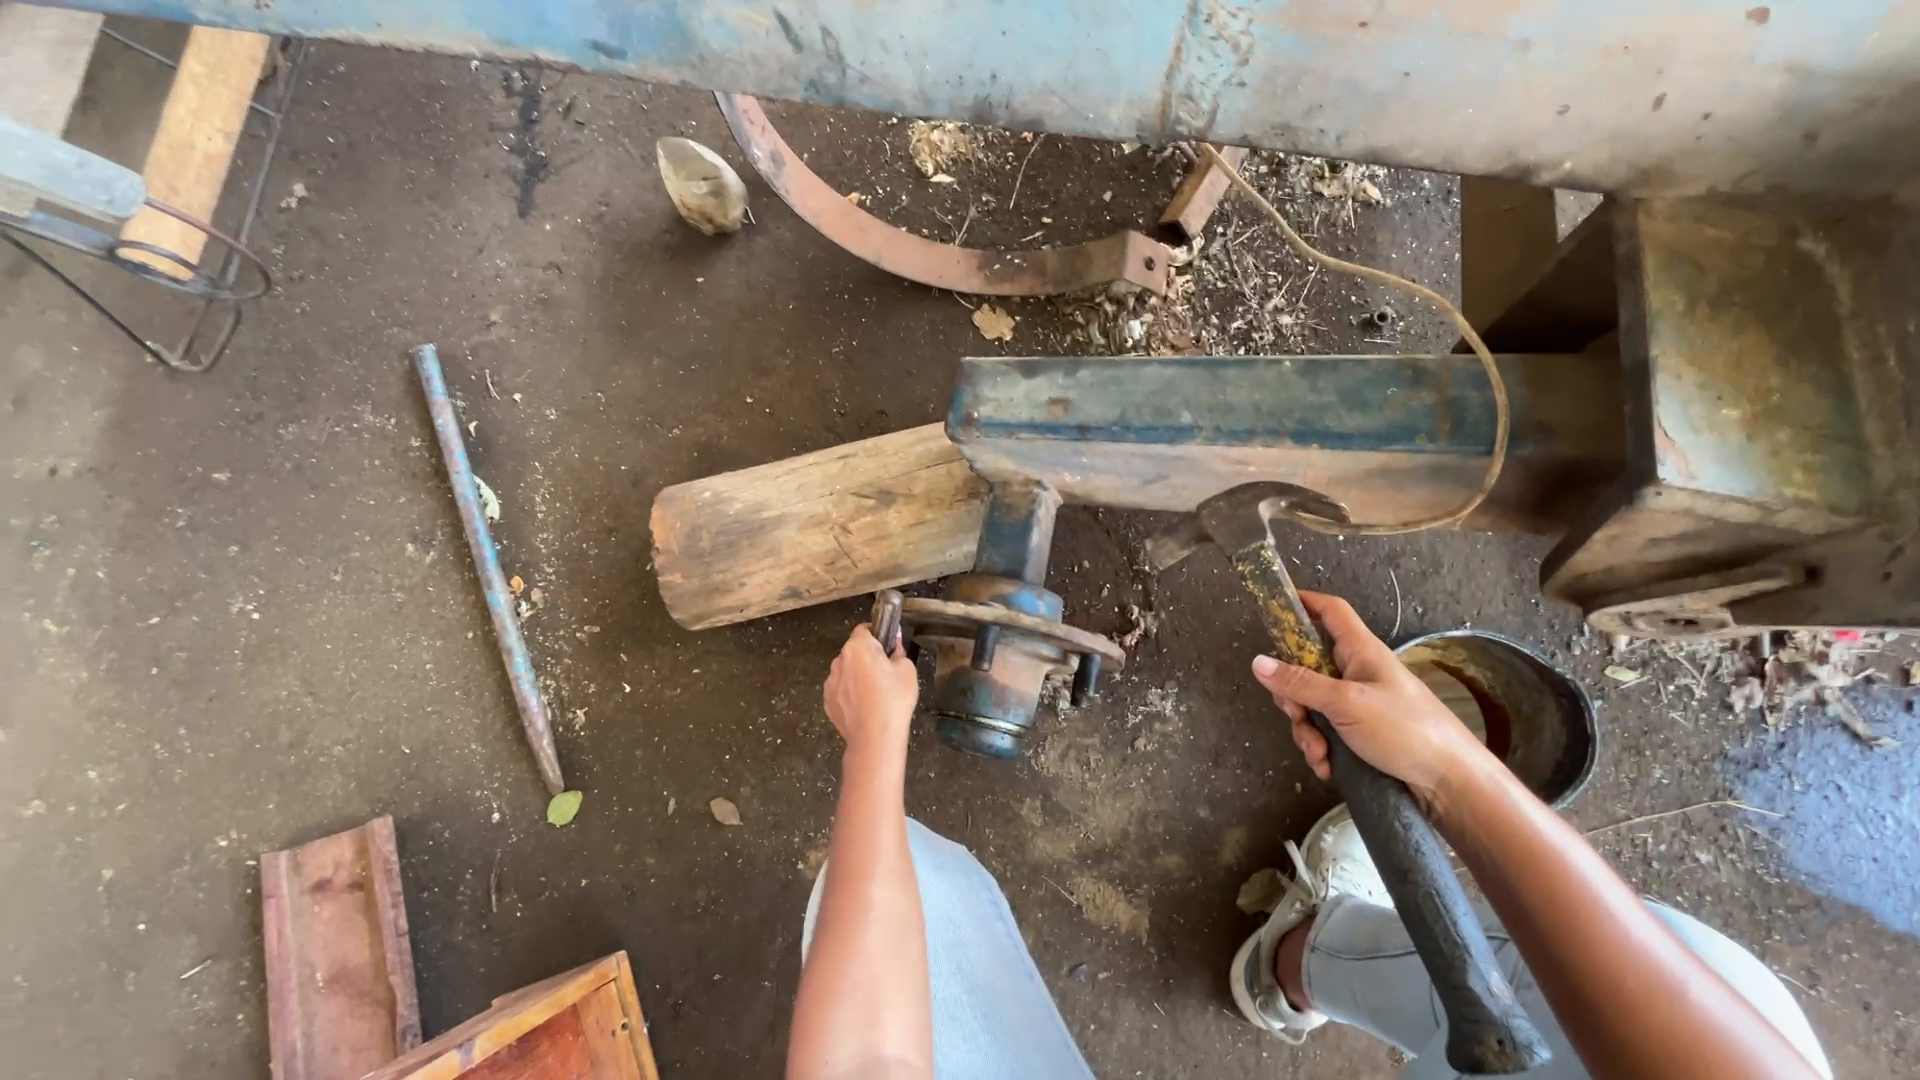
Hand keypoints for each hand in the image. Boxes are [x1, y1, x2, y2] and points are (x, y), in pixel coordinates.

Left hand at [823, 625, 919, 753]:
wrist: (875, 737)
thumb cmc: (894, 699)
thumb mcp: (906, 670)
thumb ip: (899, 650)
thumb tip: (895, 639)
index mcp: (857, 647)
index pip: (864, 629)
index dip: (877, 635)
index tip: (887, 647)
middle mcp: (839, 661)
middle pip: (854, 650)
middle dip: (867, 656)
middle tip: (885, 672)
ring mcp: (830, 682)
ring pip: (846, 671)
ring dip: (856, 675)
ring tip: (874, 693)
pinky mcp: (827, 701)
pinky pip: (840, 689)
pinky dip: (850, 693)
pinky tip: (864, 705)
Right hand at [1250, 591, 1494, 805]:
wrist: (1451, 782)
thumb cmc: (1405, 729)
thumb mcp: (1346, 704)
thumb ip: (1300, 683)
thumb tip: (1257, 662)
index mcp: (1360, 651)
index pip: (1330, 611)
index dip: (1305, 602)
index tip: (1275, 608)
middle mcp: (1358, 672)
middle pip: (1307, 667)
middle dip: (1293, 695)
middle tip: (1296, 714)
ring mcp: (1360, 703)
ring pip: (1312, 705)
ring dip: (1307, 731)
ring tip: (1319, 754)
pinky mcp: (1362, 732)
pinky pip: (1326, 732)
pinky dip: (1321, 750)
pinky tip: (1328, 767)